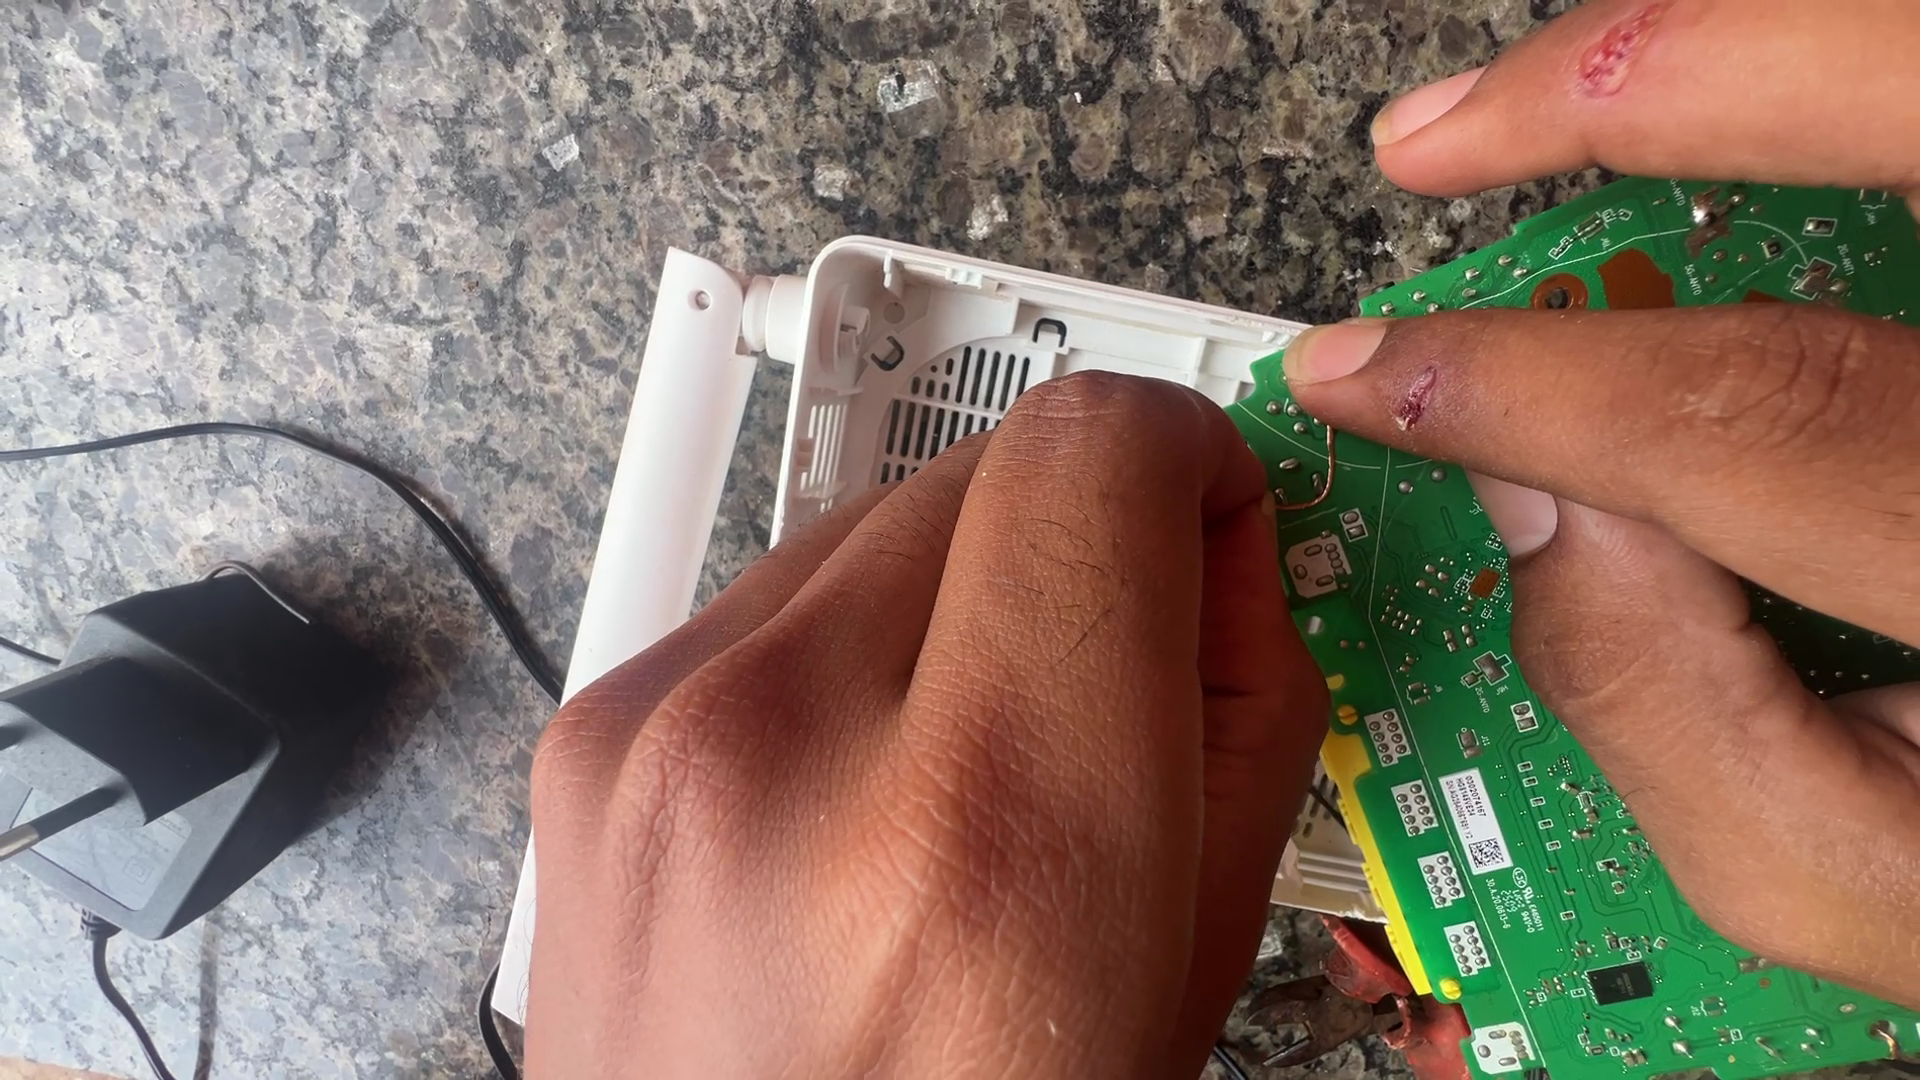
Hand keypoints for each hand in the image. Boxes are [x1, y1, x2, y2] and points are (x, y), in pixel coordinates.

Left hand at [525, 374, 1329, 1075]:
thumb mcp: (1190, 946)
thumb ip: (1237, 697)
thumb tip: (1206, 535)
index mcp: (985, 834)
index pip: (1086, 460)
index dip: (1168, 449)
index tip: (1191, 503)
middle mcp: (784, 748)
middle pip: (983, 470)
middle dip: (1075, 532)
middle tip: (1098, 647)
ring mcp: (656, 728)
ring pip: (883, 515)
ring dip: (961, 585)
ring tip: (960, 734)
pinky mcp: (595, 724)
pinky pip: (787, 587)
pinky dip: (860, 632)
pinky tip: (860, 754)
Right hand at [1289, 0, 1919, 1006]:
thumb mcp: (1827, 861)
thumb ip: (1645, 699)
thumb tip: (1525, 497)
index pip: (1751, 413)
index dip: (1514, 378)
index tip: (1351, 370)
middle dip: (1637, 93)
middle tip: (1431, 137)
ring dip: (1703, 57)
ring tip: (1503, 102)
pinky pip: (1904, 161)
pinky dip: (1785, 100)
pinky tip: (1673, 109)